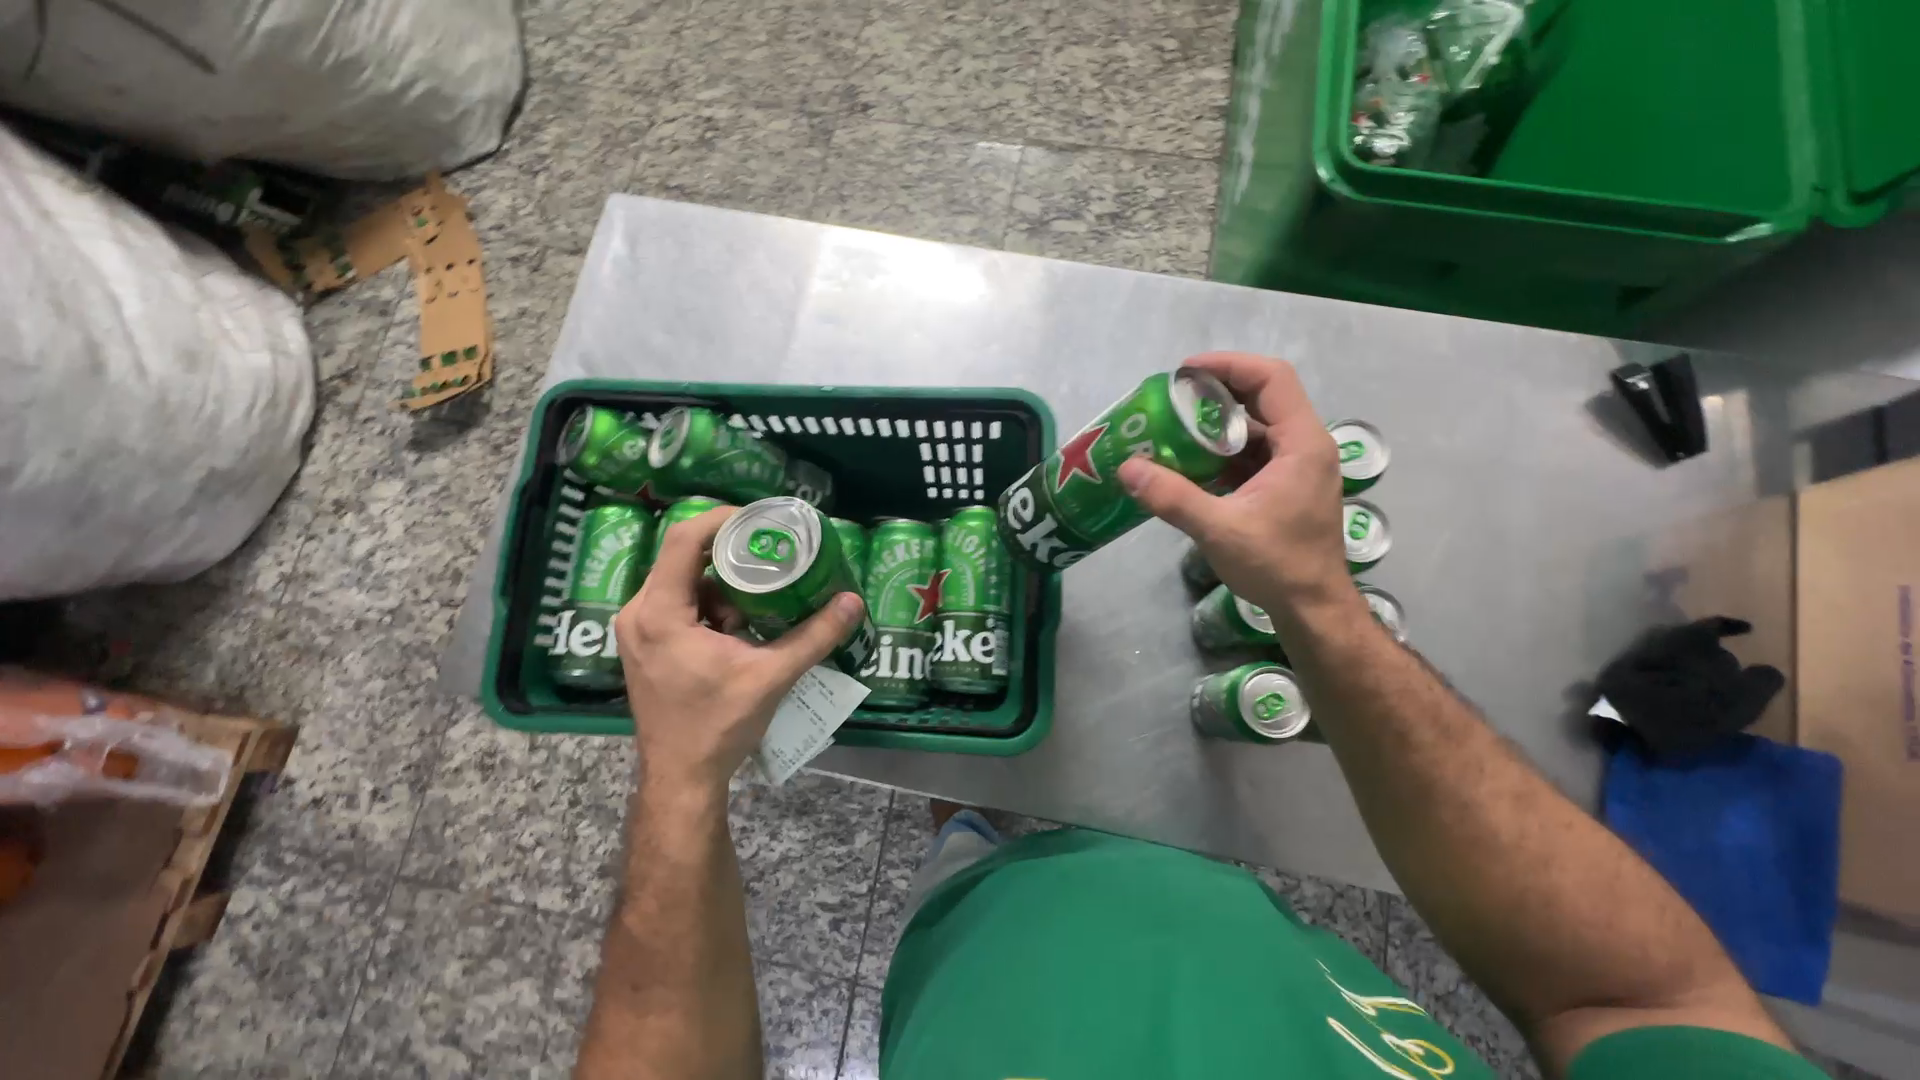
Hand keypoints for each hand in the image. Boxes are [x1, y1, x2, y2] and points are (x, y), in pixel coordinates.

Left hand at [615, 507, 866, 798]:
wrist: (681, 777)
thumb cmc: (718, 726)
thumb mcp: (772, 677)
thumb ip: (813, 636)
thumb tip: (852, 601)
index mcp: (660, 612)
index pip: (685, 539)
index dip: (723, 519)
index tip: (762, 519)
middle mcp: (638, 612)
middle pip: (685, 559)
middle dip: (732, 557)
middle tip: (774, 558)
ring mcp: (637, 630)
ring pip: (683, 583)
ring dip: (722, 586)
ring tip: (761, 603)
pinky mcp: (643, 644)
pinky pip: (678, 605)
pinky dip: (709, 607)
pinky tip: (738, 629)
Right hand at [1118, 352, 1356, 624]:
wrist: (1313, 608)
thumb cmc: (1277, 565)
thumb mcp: (1219, 530)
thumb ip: (1173, 496)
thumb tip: (1127, 469)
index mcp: (1302, 445)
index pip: (1271, 378)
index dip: (1229, 365)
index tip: (1185, 372)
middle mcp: (1307, 446)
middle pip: (1264, 397)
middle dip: (1217, 393)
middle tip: (1173, 399)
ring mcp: (1300, 467)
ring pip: (1258, 426)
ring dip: (1219, 424)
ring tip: (1176, 428)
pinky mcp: (1288, 486)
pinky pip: (1256, 453)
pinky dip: (1224, 451)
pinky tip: (1192, 464)